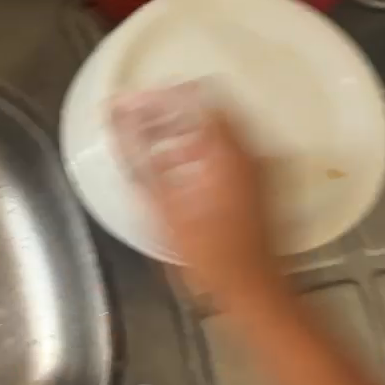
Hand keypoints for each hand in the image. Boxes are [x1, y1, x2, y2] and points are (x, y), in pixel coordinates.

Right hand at [110, 82, 285, 306]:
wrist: (254, 290)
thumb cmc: (208, 253)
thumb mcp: (160, 202)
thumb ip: (136, 154)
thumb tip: (117, 114)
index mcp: (227, 148)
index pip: (194, 95)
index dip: (160, 94)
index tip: (136, 100)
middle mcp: (253, 150)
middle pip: (211, 109)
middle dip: (172, 111)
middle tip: (142, 121)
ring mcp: (264, 167)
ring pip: (222, 130)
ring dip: (188, 132)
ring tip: (158, 146)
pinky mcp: (267, 183)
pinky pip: (233, 151)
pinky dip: (205, 150)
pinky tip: (184, 171)